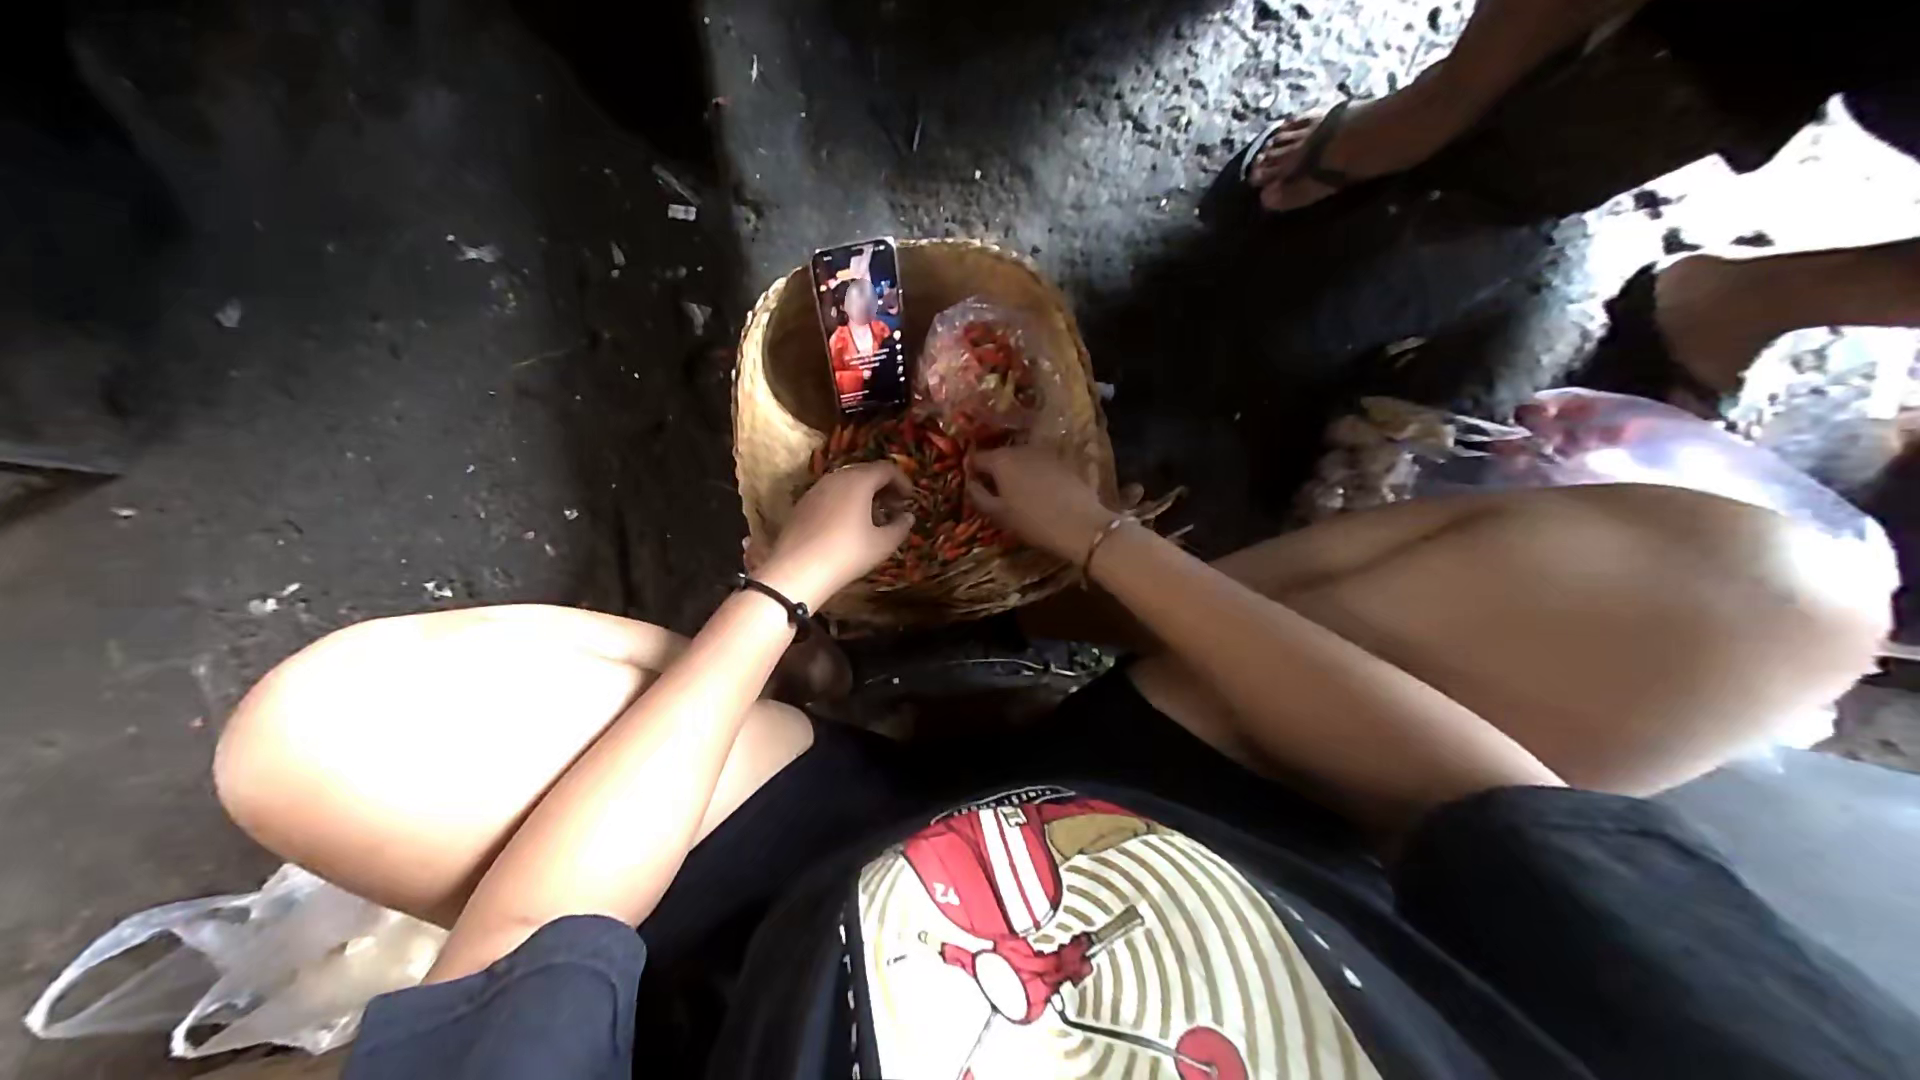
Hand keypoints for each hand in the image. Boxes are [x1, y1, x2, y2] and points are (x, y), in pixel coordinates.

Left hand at [757, 462, 913, 607]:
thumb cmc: (847, 554)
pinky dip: (845, 501)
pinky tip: (848, 525)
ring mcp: (815, 489)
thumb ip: (900, 527)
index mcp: (858, 481)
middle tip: (894, 507)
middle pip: (865, 472)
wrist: (797, 571)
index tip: (910, 499)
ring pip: (846, 483)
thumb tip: (908, 517)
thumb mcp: (882, 544)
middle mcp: (836, 477)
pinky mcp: (802, 504)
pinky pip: (830, 494)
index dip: (903, 481)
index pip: (886, 469)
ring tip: (873, 517)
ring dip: (864, 494)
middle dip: (883, 487)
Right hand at [967, 446, 1114, 561]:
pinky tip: (1038, 492)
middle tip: (994, 491)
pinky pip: (1039, 464)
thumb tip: (971, 483)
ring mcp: (1044, 452)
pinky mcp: (1062, 461)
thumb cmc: (1033, 521)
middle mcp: (1020, 449)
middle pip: (1000, 456)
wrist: (1081, 524)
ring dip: (1015, 471)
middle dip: (995, 470)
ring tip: (1017, 493)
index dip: (971, 471)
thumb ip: (979, 496)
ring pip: (1021, 459)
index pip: (976, 458)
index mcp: (1000, 460)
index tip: (973, 486)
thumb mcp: (999, 514)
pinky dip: (1034, 473)